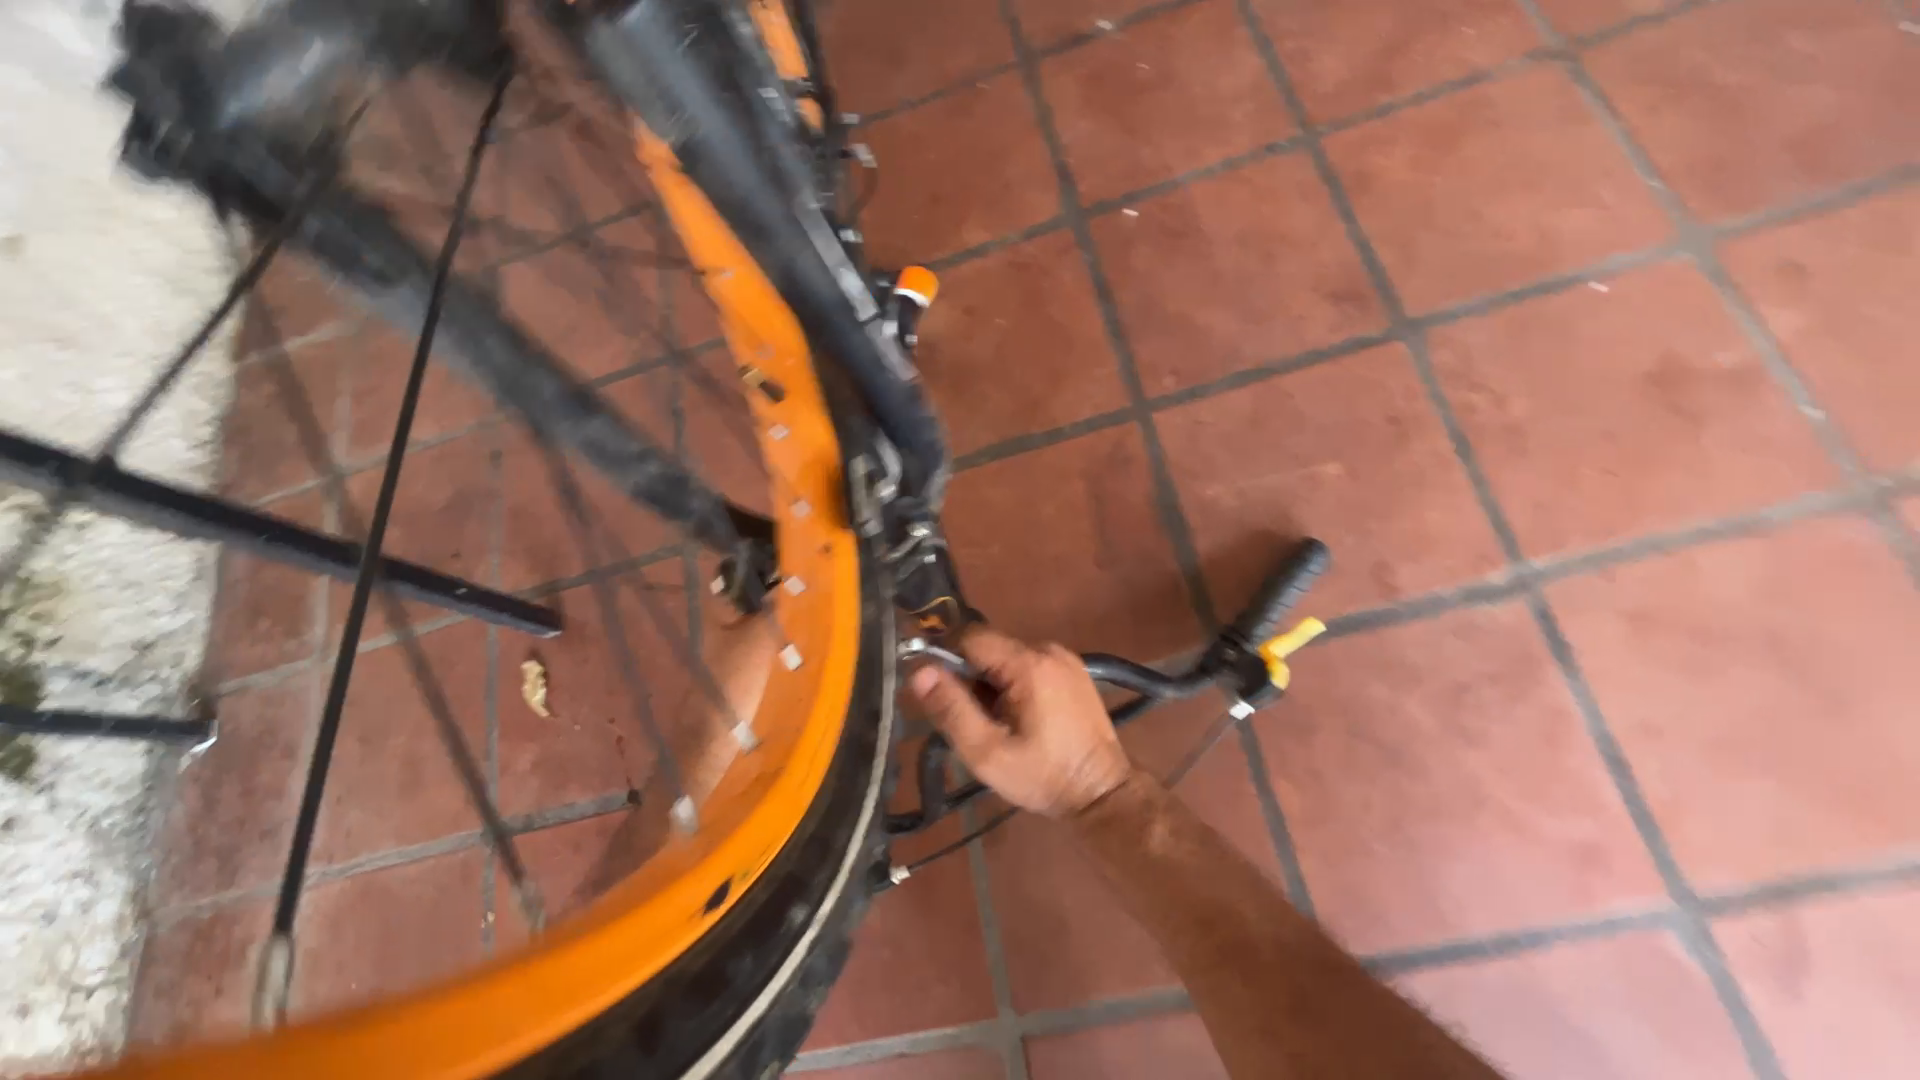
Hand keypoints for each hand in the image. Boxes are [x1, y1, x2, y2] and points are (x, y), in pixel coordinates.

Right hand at [906, 626, 1132, 817]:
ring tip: (998, 726)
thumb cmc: (1043, 776)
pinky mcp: (1074, 672)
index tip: (940, 694)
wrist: (1102, 794)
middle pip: (989, 648)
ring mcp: (1065, 659)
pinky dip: (1014, 686)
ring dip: (992, 685)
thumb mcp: (987, 752)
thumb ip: (951, 709)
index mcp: (1029, 663)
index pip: (970, 637)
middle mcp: (1048, 649)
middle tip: (973, 721)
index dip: (947, 660)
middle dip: (972, 679)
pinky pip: (1028, 667)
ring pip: (1007, 658)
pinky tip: (1020, 720)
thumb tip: (919, 671)